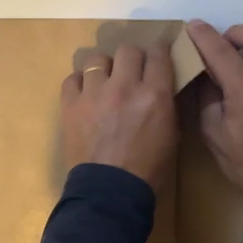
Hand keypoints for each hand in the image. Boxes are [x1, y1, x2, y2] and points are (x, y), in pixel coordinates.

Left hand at [61, 40, 178, 193]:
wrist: (109, 192)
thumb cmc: (148, 169)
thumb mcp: (171, 134)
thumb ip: (166, 104)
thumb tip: (162, 86)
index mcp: (154, 94)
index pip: (158, 53)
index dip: (159, 51)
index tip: (157, 56)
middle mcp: (124, 86)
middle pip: (127, 50)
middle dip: (132, 59)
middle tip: (131, 73)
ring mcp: (93, 93)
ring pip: (96, 59)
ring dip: (104, 68)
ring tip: (104, 83)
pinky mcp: (70, 105)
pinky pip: (71, 78)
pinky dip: (79, 83)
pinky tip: (85, 95)